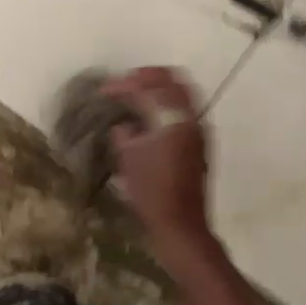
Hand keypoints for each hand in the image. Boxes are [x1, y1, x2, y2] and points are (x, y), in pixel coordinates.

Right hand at [103, 67, 214, 257]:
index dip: (125, 84)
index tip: (106, 89)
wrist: (182, 226)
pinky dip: (167, 105)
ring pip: (182, 93)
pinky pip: (185, 110)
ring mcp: (199, 131)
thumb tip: (123, 125)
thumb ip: (124, 134)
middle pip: (173, 79)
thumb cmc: (152, 192)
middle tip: (126, 83)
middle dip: (148, 77)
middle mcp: (191, 119)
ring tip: (136, 98)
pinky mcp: (199, 144)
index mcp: (173, 119)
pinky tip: (149, 119)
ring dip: (159, 89)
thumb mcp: (129, 160)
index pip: (148, 86)